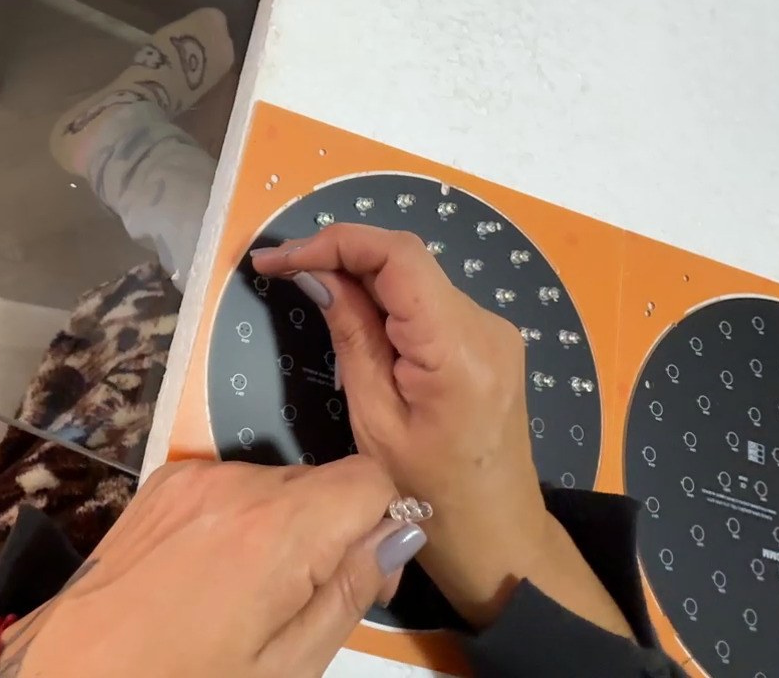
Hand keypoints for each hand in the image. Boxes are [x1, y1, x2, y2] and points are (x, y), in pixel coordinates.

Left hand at [0, 456, 425, 676]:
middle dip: (332, 528)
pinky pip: (231, 482)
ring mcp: (195, 474)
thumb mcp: (285, 668)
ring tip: (246, 590)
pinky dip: (240, 515)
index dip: (382, 521)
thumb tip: (399, 533)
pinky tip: (210, 568)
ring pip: (278, 481)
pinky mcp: (166, 477)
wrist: (72, 669)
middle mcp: (237, 481)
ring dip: (283, 523)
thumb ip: (349, 591)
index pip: (369, 476)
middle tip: (300, 598)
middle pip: (323, 479)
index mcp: (274, 527)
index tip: (364, 572)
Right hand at [252, 225, 630, 635]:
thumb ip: (350, 335)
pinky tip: (348, 309)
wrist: (498, 537)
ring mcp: (490, 327)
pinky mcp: (485, 336)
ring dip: (356, 272)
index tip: (280, 257)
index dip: (334, 242)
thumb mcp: (374, 419)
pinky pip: (424, 297)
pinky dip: (381, 294)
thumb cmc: (428, 496)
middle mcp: (484, 324)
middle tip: (281, 269)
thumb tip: (317, 274)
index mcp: (457, 350)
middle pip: (404, 259)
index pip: (397, 257)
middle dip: (338, 253)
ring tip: (305, 285)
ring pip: (412, 273)